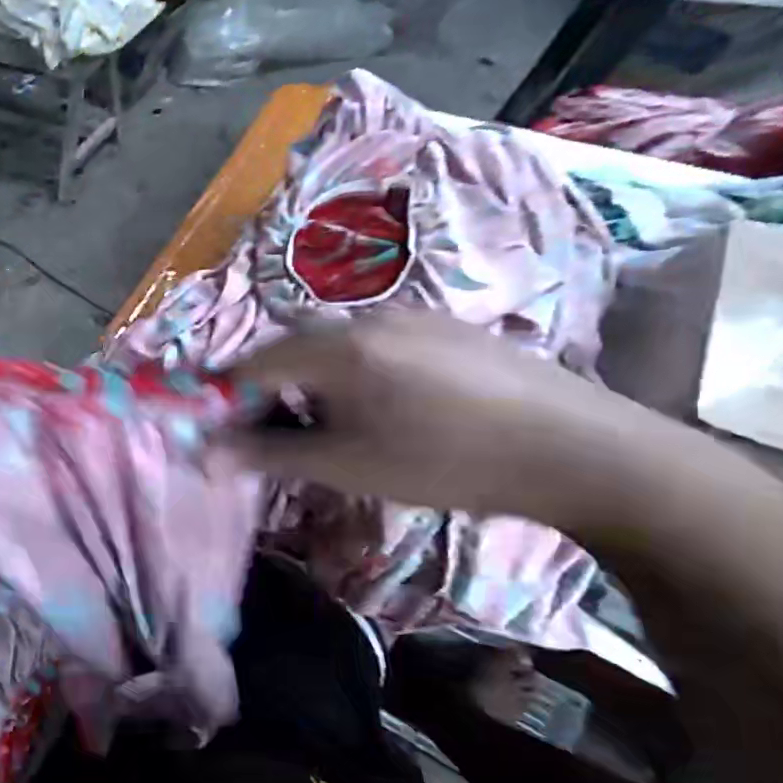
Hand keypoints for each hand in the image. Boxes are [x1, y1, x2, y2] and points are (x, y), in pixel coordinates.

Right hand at [217, 310, 659, 528]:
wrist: (576, 450)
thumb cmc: (445, 462)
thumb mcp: (347, 466)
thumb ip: (269, 454)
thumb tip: (206, 453)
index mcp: (337, 347)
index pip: (254, 363)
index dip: (229, 397)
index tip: (225, 432)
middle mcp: (367, 317)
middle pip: (292, 347)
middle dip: (271, 389)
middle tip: (279, 434)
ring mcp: (412, 315)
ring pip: (334, 343)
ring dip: (314, 379)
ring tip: (335, 426)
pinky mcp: (446, 326)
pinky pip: (376, 341)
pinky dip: (355, 370)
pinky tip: (387, 408)